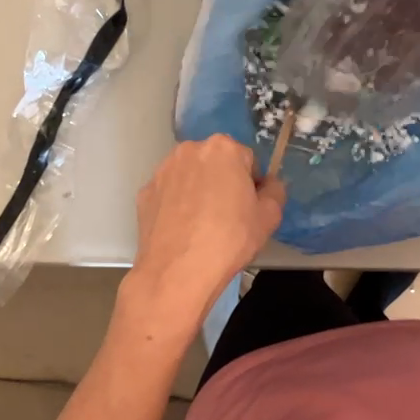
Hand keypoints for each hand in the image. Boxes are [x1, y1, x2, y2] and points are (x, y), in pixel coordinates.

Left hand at [122, 137, 285, 330]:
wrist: (177, 271)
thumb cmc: (230, 239)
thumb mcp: (270, 217)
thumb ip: (275, 192)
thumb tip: (268, 185)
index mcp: (224, 148)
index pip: (247, 160)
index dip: (252, 184)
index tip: (250, 207)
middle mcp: (190, 150)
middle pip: (215, 163)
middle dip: (223, 182)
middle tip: (229, 215)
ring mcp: (163, 171)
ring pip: (190, 176)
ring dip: (199, 191)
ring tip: (203, 224)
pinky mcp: (145, 192)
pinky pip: (169, 194)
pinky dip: (177, 205)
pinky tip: (183, 230)